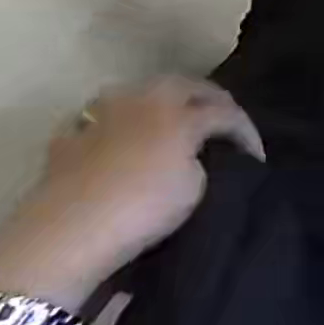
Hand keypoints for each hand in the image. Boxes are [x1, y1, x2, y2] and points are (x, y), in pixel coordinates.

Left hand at [0, 78, 263, 307]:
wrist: (66, 238)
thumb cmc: (145, 207)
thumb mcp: (198, 183)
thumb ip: (204, 156)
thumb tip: (199, 152)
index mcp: (178, 114)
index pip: (226, 112)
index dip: (247, 132)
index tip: (257, 158)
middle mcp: (139, 104)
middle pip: (183, 85)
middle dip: (210, 99)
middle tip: (226, 123)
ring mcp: (98, 118)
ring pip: (139, 92)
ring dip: (163, 101)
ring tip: (178, 122)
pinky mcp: (67, 139)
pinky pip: (101, 116)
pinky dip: (120, 120)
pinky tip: (125, 135)